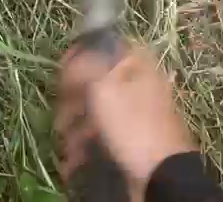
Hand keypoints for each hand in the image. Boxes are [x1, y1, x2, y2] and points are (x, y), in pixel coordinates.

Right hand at [56, 42, 196, 196]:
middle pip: (95, 80)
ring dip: (76, 126)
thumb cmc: (132, 124)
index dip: (77, 56)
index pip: (100, 46)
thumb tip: (69, 62)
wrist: (162, 175)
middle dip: (73, 101)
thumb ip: (82, 68)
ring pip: (97, 108)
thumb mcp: (103, 88)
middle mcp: (137, 80)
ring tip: (67, 145)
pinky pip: (104, 131)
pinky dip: (87, 142)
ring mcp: (136, 109)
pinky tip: (75, 158)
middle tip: (60, 116)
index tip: (60, 72)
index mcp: (135, 61)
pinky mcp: (133, 136)